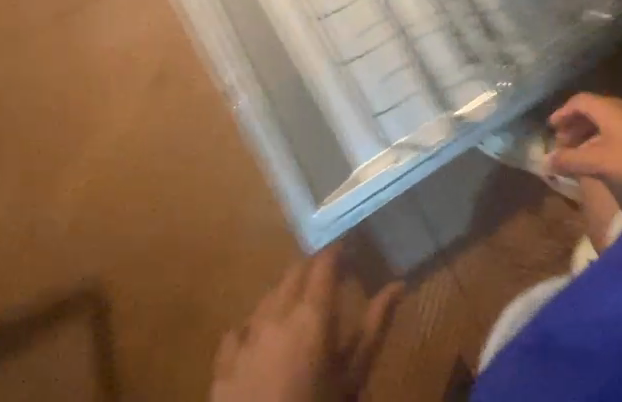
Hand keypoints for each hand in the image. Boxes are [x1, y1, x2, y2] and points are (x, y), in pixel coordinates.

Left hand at [211, 245, 402, 401]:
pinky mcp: (223, 367)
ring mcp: (244, 341)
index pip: (324, 263)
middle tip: (332, 274)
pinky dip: (253, 326)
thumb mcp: (355, 374)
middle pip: (293, 274)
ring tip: (301, 304)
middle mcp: (276, 317)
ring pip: (266, 299)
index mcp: (312, 315)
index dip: (338, 250)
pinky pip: (237, 332)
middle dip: (313, 266)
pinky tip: (260, 337)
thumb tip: (398, 285)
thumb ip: (375, 325)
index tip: (351, 248)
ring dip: (285, 293)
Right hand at [547, 93, 621, 190]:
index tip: (551, 127)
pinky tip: (608, 154)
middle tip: (564, 143)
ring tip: (583, 151)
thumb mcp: (600, 162)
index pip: (579, 100)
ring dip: (592, 131)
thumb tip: (546, 160)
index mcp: (609, 107)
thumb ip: (571, 160)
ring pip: (609, 118)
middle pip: (594, 108)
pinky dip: (607, 136)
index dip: (562, 112)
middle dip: (576, 124)